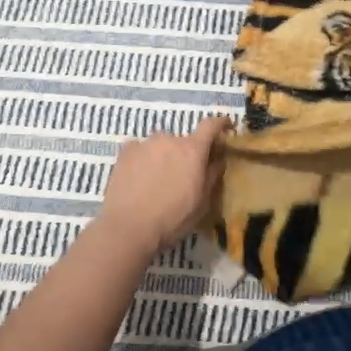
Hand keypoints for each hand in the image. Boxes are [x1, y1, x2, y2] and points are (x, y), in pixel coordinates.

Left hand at [95, 117, 234, 252]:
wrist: (129, 227)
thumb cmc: (172, 219)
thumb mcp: (201, 203)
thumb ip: (211, 176)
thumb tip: (218, 160)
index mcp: (192, 150)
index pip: (210, 126)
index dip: (220, 123)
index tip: (225, 125)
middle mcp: (169, 139)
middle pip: (182, 142)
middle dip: (184, 155)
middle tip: (179, 178)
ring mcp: (145, 143)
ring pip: (160, 146)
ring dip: (162, 158)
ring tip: (155, 182)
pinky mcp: (126, 151)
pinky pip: (140, 150)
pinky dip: (142, 160)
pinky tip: (137, 179)